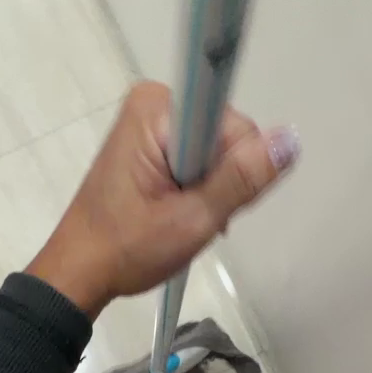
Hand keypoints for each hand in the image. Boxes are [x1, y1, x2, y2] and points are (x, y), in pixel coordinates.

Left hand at [25, 82, 298, 317]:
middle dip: (221, 183)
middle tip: (193, 220)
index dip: (235, 170)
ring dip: (209, 191)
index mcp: (158, 108)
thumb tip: (290, 141)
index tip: (210, 204)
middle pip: (225, 136)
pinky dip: (196, 190)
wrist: (81, 270)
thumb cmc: (128, 250)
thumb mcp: (192, 221)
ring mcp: (150, 122)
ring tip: (181, 221)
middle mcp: (154, 102)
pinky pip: (197, 158)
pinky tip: (178, 214)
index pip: (234, 126)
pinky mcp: (149, 142)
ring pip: (214, 151)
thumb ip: (242, 180)